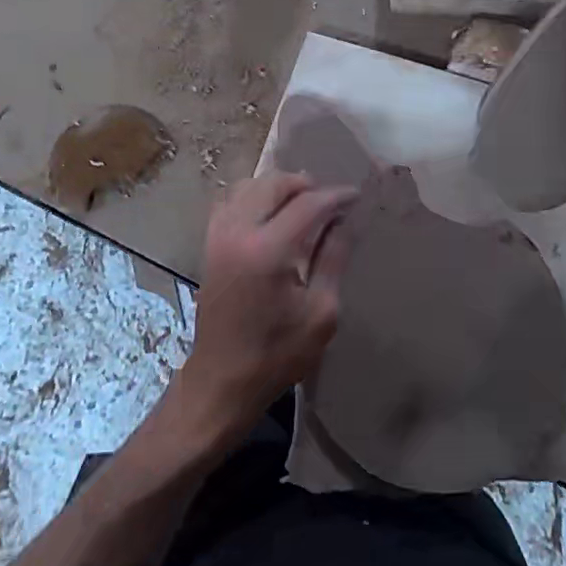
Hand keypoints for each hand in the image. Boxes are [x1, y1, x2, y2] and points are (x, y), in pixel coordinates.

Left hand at [174, 171, 357, 440]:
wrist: (221, 382)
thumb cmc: (277, 354)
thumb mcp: (321, 312)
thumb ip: (333, 259)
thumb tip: (344, 222)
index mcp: (268, 250)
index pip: (308, 204)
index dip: (336, 196)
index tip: (357, 196)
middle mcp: (238, 233)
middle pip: (274, 184)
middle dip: (306, 185)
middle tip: (330, 201)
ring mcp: (218, 237)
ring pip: (248, 186)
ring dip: (278, 187)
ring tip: (302, 204)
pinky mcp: (209, 246)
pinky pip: (230, 202)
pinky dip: (253, 197)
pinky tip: (270, 214)